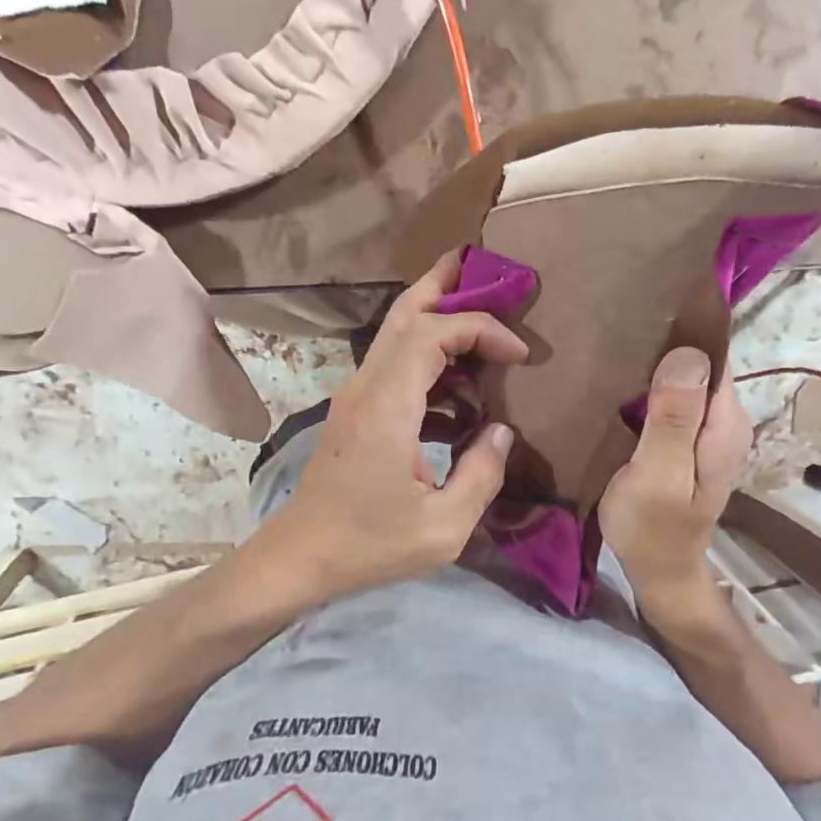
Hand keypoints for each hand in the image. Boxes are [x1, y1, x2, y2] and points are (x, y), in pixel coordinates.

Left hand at [258, 250, 527, 596]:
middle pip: (403, 314)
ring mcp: (355, 397)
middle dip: (443, 284)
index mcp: (387, 407)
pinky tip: (461, 395)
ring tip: (480, 322)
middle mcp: (367, 388)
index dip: (479, 329)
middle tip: (480, 264)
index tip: (519, 354)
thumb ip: (481, 474)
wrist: (301, 556)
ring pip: (394, 335)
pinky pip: (394, 367)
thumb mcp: (442, 528)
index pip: (432, 334)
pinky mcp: (354, 412)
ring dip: (436, 319)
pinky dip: (428, 361)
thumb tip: (501, 431)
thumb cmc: (369, 545)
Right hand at [597, 347, 751, 600]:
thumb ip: (674, 418)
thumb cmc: (652, 527)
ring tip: (608, 356)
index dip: (681, 334)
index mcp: (724, 423)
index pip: (713, 357)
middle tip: (610, 337)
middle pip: (698, 366)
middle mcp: (724, 420)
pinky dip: (647, 392)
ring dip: (651, 370)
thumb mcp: (658, 474)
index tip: (636, 318)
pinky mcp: (686, 442)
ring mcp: (706, 432)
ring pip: (682, 382)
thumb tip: (688, 353)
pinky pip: (671, 402)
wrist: (656, 571)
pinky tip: (617, 389)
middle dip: (661, 347)